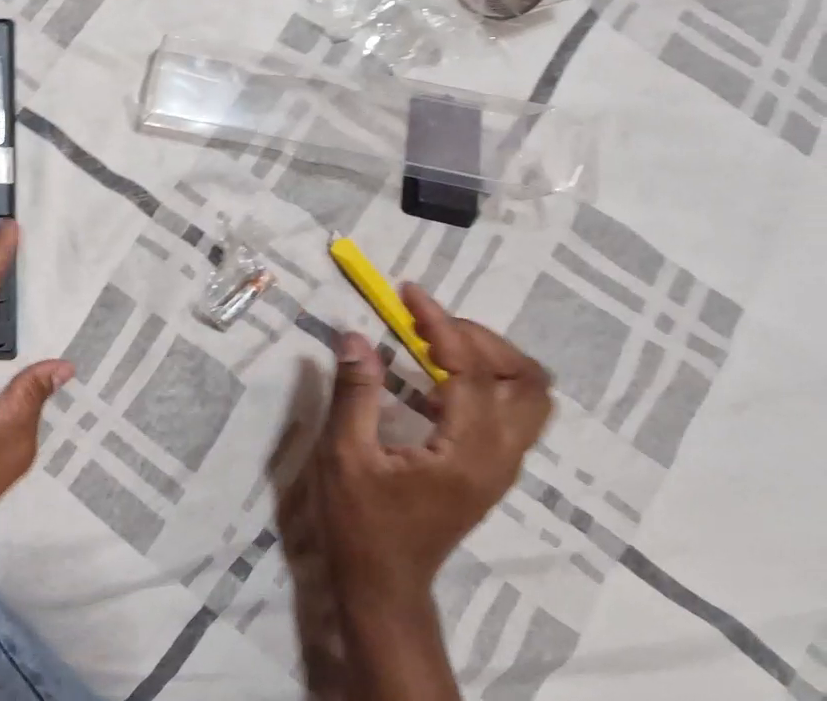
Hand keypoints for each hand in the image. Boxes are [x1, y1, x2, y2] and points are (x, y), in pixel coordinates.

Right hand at [317, 283, 552, 604]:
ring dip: (490, 357)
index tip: (408, 293)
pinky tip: (435, 377)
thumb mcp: (344, 454)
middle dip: (479, 337)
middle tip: (424, 320)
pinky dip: (484, 379)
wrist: (384, 580)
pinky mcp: (491, 469)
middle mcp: (500, 456)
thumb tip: (357, 336)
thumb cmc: (359, 520)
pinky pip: (511, 411)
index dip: (441, 324)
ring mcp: (502, 464)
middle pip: (526, 379)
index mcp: (467, 451)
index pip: (473, 370)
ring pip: (529, 396)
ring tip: (434, 341)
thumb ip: (355, 393)